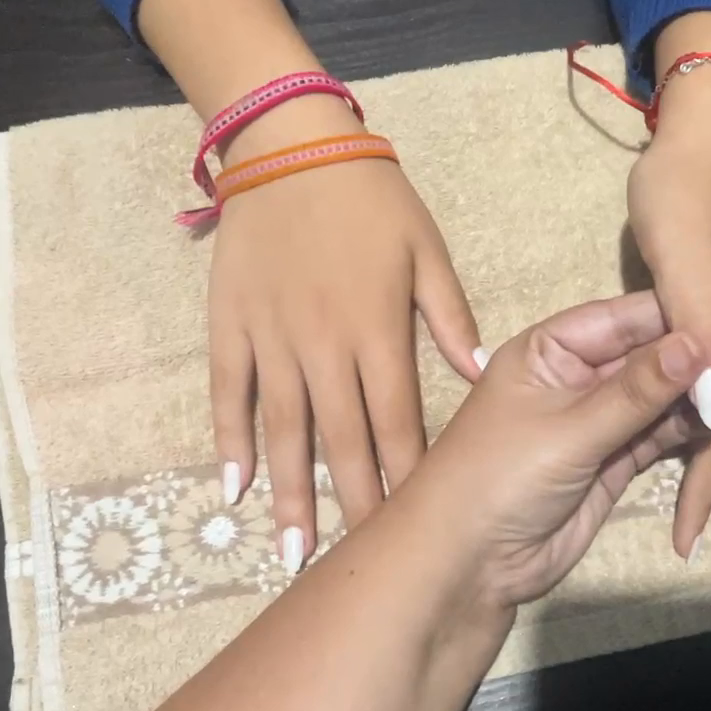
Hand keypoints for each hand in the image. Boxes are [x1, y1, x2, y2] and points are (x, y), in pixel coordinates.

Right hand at [210, 158, 482, 570]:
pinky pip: (229, 393)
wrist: (291, 147)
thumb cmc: (372, 200)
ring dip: (290, 493)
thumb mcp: (427, 250)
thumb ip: (451, 315)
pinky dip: (231, 440)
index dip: (406, 475)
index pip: (397, 421)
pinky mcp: (230, 327)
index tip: (415, 525)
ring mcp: (271, 341)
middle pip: (342, 441)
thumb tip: (481, 370)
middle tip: (357, 563)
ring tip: (292, 551)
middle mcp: (324, 348)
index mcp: (378, 331)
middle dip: (353, 503)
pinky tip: (235, 486)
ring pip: (284, 430)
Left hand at [399, 283, 710, 607]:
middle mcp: (576, 377)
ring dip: (703, 390)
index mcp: (549, 350)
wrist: (468, 563)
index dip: (677, 308)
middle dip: (701, 352)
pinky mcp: (612, 461)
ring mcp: (596, 421)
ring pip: (659, 397)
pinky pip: (658, 436)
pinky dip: (690, 427)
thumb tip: (697, 342)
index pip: (621, 319)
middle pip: (647, 357)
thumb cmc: (501, 476)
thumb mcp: (568, 428)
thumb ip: (635, 390)